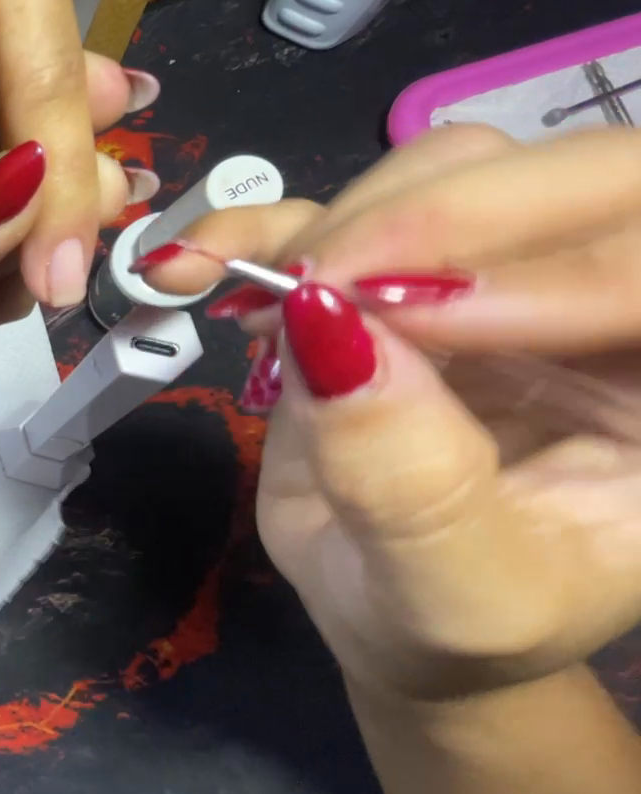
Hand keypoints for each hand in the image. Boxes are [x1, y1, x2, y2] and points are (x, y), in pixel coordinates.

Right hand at [140, 125, 640, 701]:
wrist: (391, 610)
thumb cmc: (452, 623)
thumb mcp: (454, 591)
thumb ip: (410, 483)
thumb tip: (323, 335)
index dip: (523, 272)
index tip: (372, 323)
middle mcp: (608, 303)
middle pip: (565, 178)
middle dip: (418, 221)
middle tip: (300, 291)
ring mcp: (495, 282)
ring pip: (444, 171)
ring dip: (326, 218)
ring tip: (235, 295)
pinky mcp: (384, 284)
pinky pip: (333, 211)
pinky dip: (253, 226)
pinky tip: (193, 263)